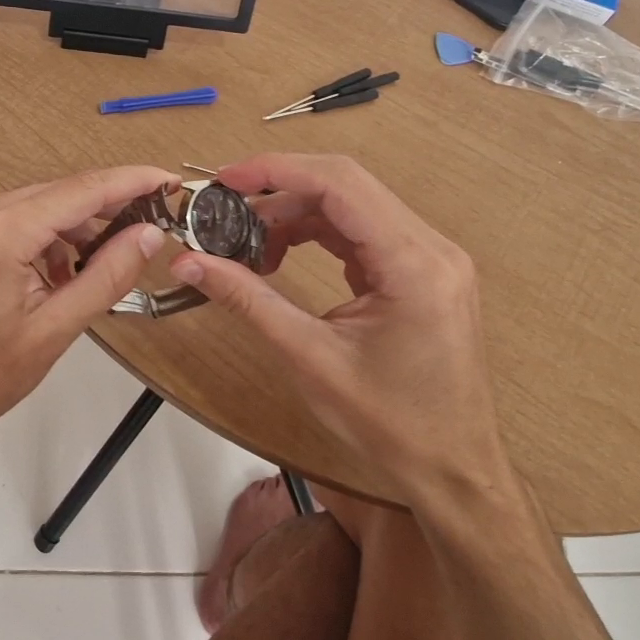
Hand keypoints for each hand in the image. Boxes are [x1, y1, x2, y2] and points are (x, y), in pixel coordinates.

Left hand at [0, 166, 175, 454]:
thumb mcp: (53, 331)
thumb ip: (106, 276)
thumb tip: (148, 235)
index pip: (80, 191)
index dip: (130, 182)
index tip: (168, 181)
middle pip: (58, 193)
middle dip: (105, 208)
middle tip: (150, 227)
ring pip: (34, 205)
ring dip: (72, 227)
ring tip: (104, 264)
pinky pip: (10, 219)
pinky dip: (40, 236)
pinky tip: (59, 271)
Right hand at [167, 154, 509, 503]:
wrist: (453, 469)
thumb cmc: (389, 422)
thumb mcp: (309, 357)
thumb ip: (247, 299)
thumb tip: (186, 262)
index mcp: (413, 264)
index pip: (340, 184)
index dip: (277, 170)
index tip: (225, 179)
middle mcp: (431, 247)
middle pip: (345, 185)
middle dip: (278, 188)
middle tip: (224, 206)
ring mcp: (430, 257)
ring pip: (349, 204)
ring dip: (293, 212)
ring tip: (245, 240)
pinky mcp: (420, 270)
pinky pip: (359, 229)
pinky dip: (314, 232)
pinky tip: (279, 254)